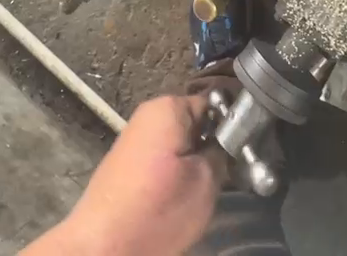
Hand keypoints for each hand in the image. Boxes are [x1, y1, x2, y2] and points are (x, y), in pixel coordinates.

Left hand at [23, 94, 226, 255]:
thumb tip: (225, 144)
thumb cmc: (156, 211)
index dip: (233, 127)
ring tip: (200, 193)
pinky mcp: (127, 164)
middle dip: (211, 148)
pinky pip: (163, 160)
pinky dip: (174, 176)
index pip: (215, 104)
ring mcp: (135, 139)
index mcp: (168, 107)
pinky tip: (177, 201)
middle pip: (195, 124)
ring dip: (193, 165)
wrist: (102, 247)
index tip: (245, 152)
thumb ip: (222, 154)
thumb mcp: (204, 183)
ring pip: (180, 145)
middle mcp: (149, 115)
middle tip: (225, 177)